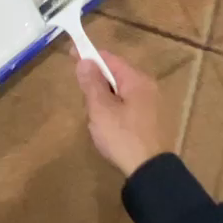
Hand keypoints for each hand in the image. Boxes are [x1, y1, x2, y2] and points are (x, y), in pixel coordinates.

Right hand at [75, 51, 167, 176]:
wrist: (150, 170)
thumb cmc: (123, 137)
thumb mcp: (101, 109)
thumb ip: (92, 83)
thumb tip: (85, 60)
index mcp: (136, 80)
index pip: (110, 58)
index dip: (89, 55)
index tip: (71, 52)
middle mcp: (147, 87)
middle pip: (116, 75)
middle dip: (97, 83)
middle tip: (85, 101)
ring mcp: (152, 104)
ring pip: (120, 93)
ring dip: (104, 100)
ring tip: (96, 121)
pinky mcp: (151, 121)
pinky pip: (128, 106)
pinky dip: (114, 111)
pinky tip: (108, 128)